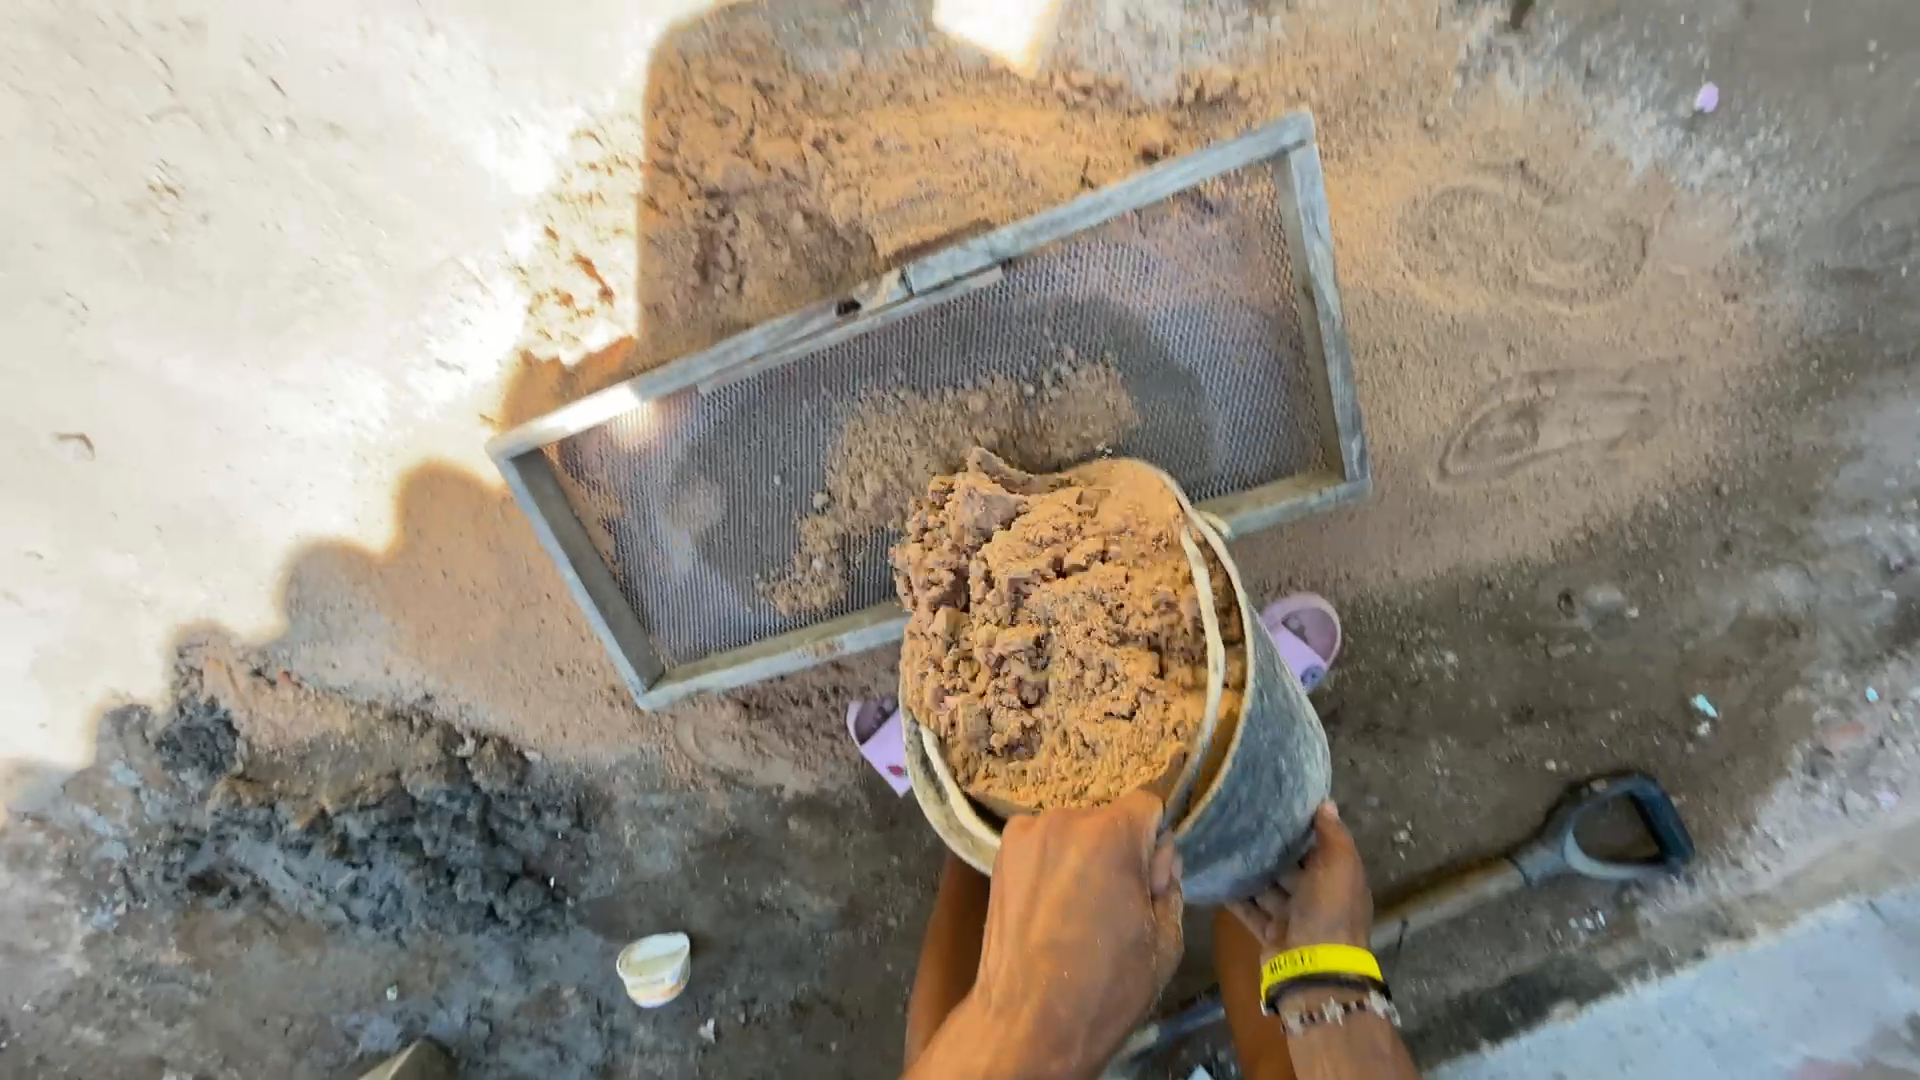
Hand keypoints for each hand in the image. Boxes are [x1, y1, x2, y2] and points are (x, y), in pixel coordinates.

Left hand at [951, 790, 1184, 1076]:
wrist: (1027, 1019)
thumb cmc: (1105, 986)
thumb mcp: (1165, 941)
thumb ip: (1170, 882)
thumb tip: (1160, 855)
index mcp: (1113, 834)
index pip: (1147, 803)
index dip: (1154, 839)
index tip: (1148, 876)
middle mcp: (1067, 818)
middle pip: (1107, 818)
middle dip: (1117, 849)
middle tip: (1112, 901)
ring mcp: (1028, 830)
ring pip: (1073, 831)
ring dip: (1081, 855)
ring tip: (1074, 908)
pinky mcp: (1002, 847)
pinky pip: (1041, 842)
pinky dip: (1049, 861)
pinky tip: (1046, 903)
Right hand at [1228, 801, 1372, 954]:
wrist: (1313, 968)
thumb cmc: (1329, 911)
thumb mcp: (1340, 866)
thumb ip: (1333, 835)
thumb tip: (1326, 802)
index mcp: (1337, 882)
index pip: (1319, 850)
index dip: (1302, 830)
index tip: (1275, 805)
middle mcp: (1316, 899)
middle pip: (1290, 868)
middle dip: (1270, 850)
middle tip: (1241, 821)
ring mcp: (1291, 918)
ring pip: (1267, 888)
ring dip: (1250, 872)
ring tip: (1224, 843)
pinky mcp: (1270, 933)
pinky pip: (1249, 910)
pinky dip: (1235, 896)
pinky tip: (1217, 875)